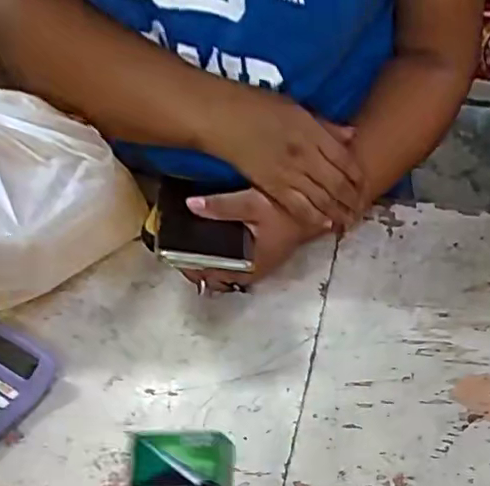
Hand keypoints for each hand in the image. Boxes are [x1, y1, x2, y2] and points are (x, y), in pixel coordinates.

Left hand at [179, 189, 312, 292]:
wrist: (316, 213)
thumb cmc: (287, 212)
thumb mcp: (253, 205)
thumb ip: (223, 206)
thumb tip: (191, 205)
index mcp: (250, 267)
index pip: (214, 277)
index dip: (192, 268)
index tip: (174, 254)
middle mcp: (252, 270)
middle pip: (215, 276)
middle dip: (195, 264)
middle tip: (173, 246)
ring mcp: (255, 263)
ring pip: (222, 269)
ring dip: (204, 259)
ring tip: (184, 243)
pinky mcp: (257, 253)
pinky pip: (230, 259)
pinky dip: (216, 252)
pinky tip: (205, 238)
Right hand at [202, 87, 363, 231]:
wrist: (221, 117)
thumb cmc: (256, 107)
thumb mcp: (295, 108)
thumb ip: (325, 126)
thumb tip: (353, 136)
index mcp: (310, 132)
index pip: (344, 160)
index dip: (359, 178)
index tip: (366, 187)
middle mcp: (304, 154)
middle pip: (338, 185)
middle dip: (353, 201)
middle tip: (361, 211)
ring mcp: (289, 173)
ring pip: (323, 200)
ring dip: (339, 214)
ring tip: (349, 222)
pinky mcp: (274, 188)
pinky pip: (300, 209)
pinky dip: (316, 218)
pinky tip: (327, 224)